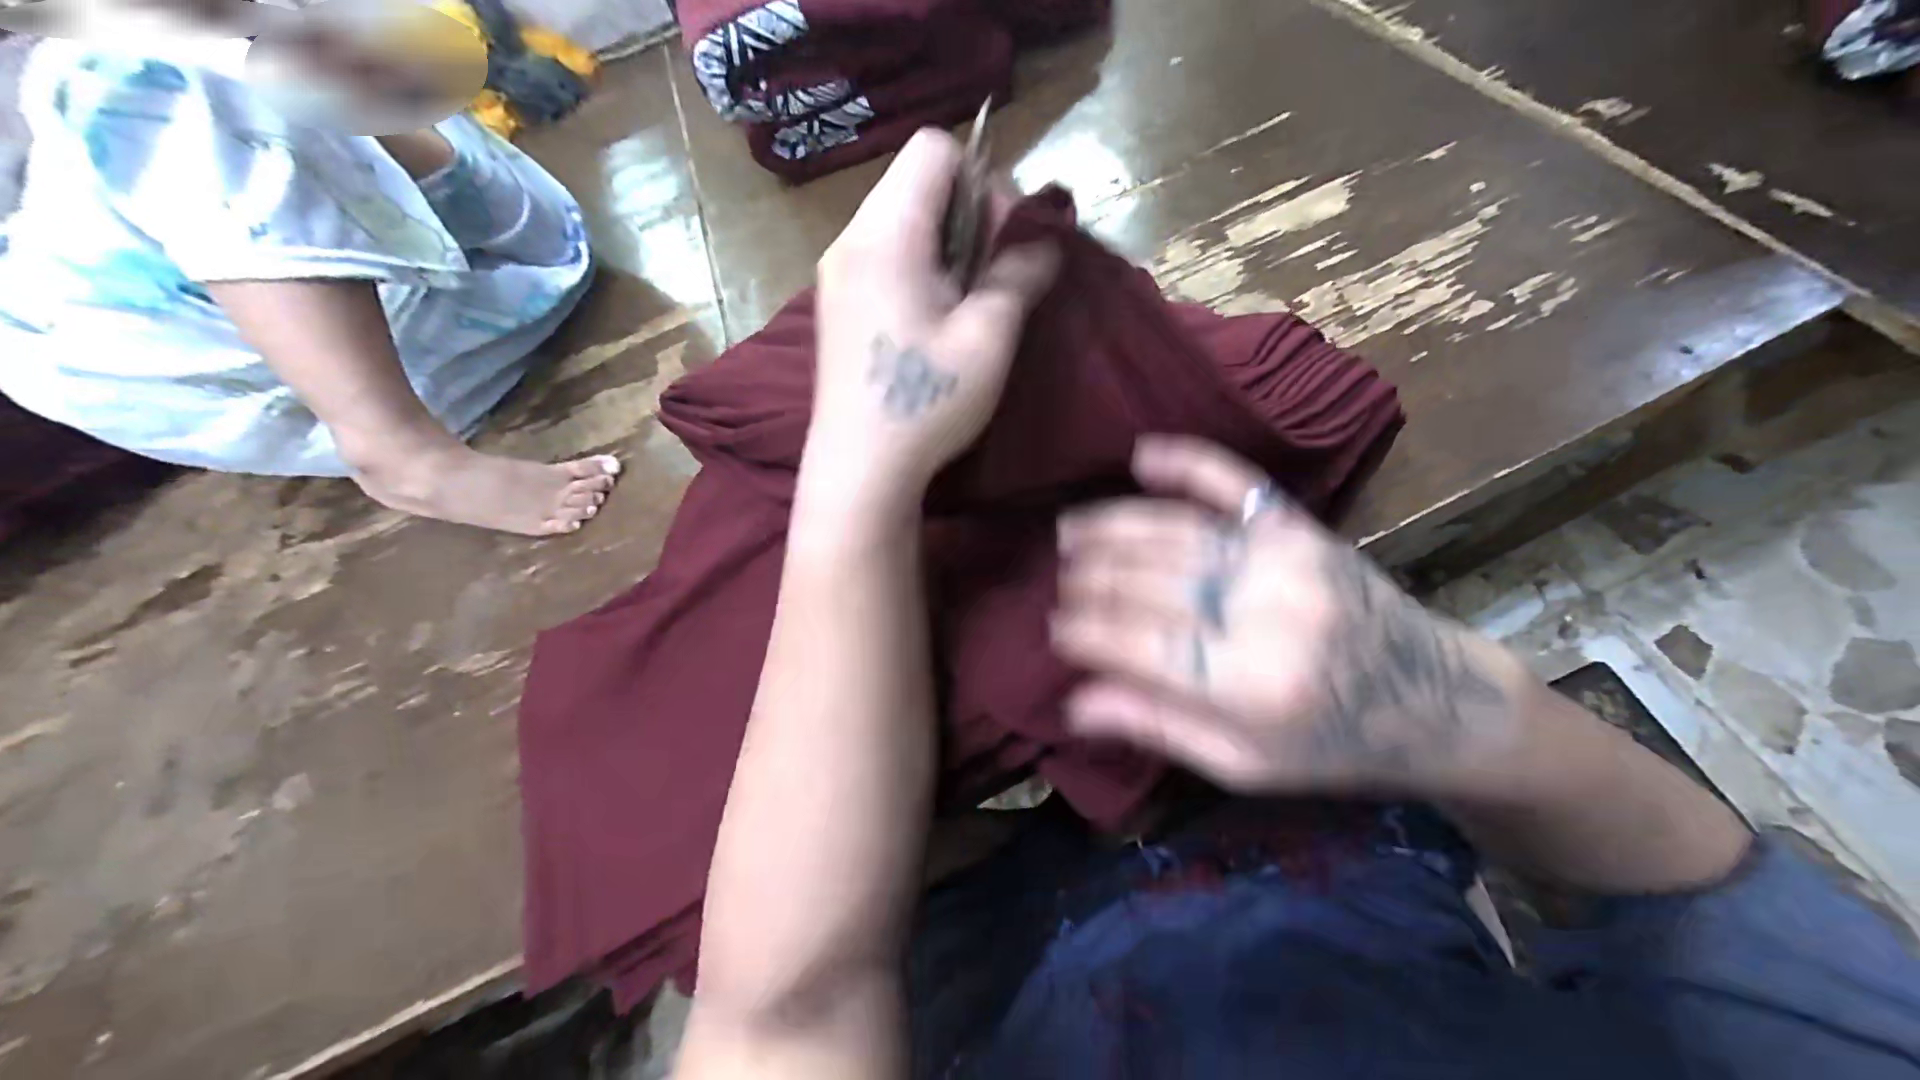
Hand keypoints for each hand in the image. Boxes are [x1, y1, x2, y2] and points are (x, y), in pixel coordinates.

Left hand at [801, 129, 1059, 524]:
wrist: (859, 467)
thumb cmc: (926, 401)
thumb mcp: (989, 337)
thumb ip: (1019, 275)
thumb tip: (1044, 245)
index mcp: (886, 234)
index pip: (934, 149)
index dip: (982, 180)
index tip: (1003, 240)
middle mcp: (850, 239)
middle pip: (915, 182)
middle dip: (967, 215)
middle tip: (991, 277)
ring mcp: (835, 273)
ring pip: (899, 220)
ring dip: (944, 245)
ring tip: (964, 304)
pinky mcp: (835, 303)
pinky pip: (882, 254)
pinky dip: (917, 267)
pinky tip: (931, 321)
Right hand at [1050, 436, 1531, 799]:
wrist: (1439, 702)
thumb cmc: (1331, 745)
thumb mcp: (1242, 765)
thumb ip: (1158, 726)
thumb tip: (1073, 704)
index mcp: (1250, 684)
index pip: (1136, 645)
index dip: (1084, 633)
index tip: (1053, 630)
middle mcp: (1265, 611)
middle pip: (1148, 583)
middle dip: (1090, 583)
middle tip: (1060, 586)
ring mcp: (1284, 559)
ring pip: (1174, 532)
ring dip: (1112, 528)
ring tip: (1070, 533)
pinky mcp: (1300, 529)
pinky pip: (1236, 483)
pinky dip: (1188, 462)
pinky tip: (1144, 454)